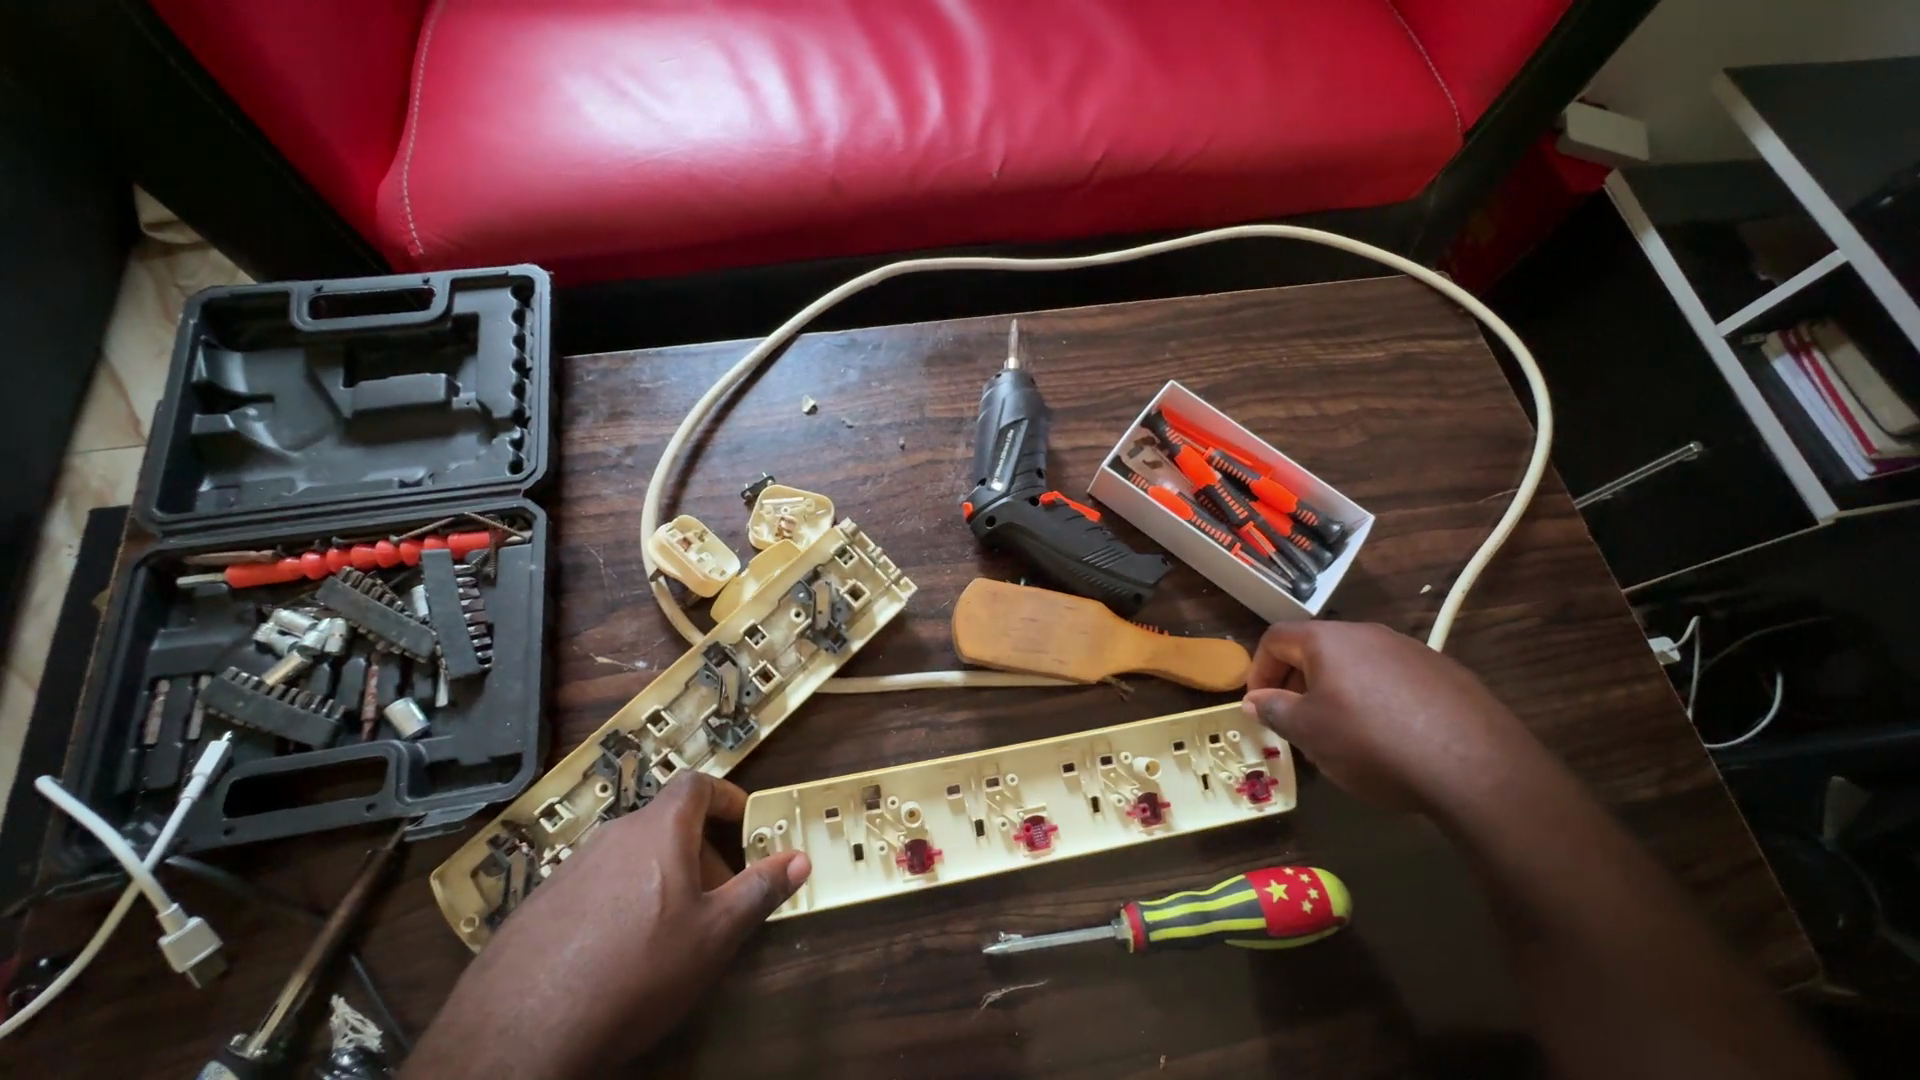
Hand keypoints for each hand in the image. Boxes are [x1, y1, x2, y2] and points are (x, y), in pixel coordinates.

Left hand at [406, 773, 809, 1078]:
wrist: (523, 1026)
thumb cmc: (637, 969)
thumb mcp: (714, 935)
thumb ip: (760, 891)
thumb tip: (799, 860)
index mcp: (659, 830)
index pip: (698, 784)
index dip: (727, 797)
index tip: (747, 824)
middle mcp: (615, 835)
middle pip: (668, 823)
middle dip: (702, 852)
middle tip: (720, 898)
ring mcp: (573, 866)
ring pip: (634, 855)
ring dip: (664, 877)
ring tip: (674, 931)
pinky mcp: (544, 901)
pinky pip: (600, 883)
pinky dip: (625, 899)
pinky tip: (623, 952)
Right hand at [1241, 621, 1545, 813]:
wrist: (1475, 766)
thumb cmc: (1372, 743)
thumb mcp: (1309, 733)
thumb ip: (1274, 711)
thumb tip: (1255, 700)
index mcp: (1328, 640)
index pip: (1276, 638)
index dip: (1258, 670)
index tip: (1258, 706)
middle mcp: (1370, 634)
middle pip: (1318, 649)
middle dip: (1298, 683)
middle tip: (1296, 723)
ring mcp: (1413, 651)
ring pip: (1358, 666)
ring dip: (1338, 693)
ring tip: (1342, 736)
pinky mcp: (1447, 675)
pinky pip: (1395, 681)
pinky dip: (1378, 702)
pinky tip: (1390, 740)